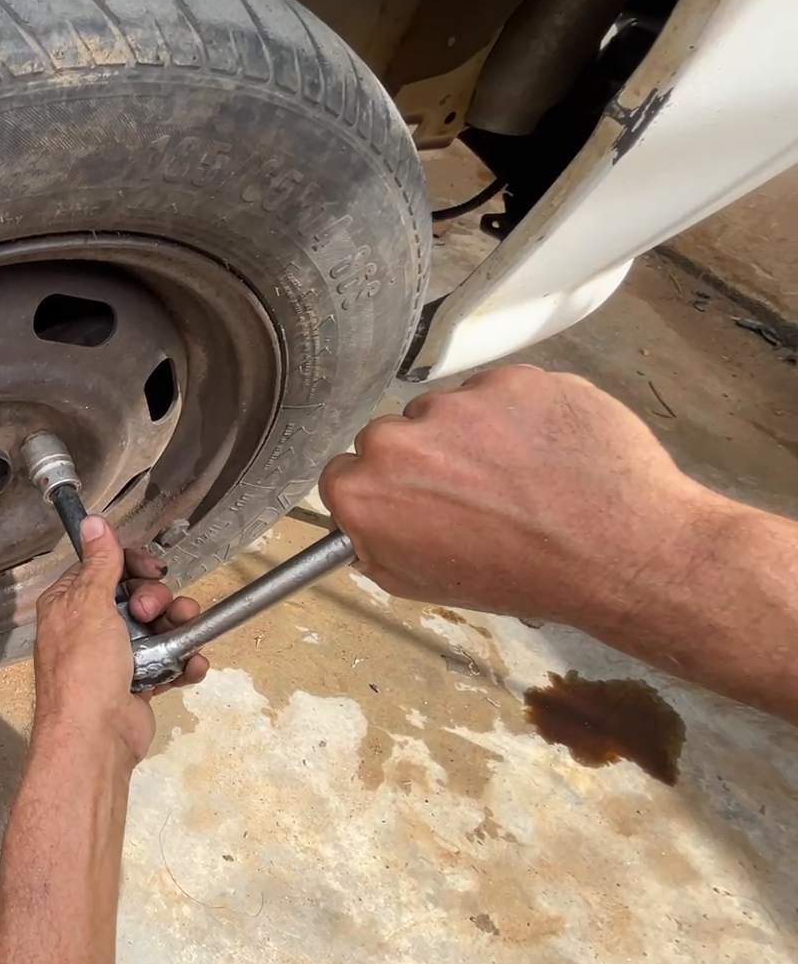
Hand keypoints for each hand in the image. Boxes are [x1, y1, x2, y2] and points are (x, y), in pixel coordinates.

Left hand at [32, 515, 207, 765]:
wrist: (95, 736)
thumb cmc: (84, 669)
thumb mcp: (90, 605)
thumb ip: (99, 565)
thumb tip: (92, 523)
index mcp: (69, 603)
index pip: (104, 568)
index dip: (132, 565)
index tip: (154, 569)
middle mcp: (89, 626)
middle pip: (136, 595)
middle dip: (155, 599)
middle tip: (152, 611)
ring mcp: (115, 656)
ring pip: (158, 627)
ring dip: (177, 627)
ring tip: (183, 634)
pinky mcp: (137, 682)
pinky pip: (169, 661)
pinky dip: (184, 661)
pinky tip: (192, 663)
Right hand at [319, 364, 723, 629]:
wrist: (622, 552)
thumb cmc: (514, 575)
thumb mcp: (412, 581)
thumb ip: (369, 544)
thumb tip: (361, 524)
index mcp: (361, 491)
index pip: (342, 472)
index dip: (376, 488)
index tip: (405, 499)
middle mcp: (393, 441)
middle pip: (387, 436)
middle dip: (416, 457)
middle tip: (463, 486)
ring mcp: (454, 405)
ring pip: (443, 410)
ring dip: (465, 432)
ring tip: (512, 468)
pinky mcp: (511, 381)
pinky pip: (497, 391)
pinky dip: (514, 413)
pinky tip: (541, 448)